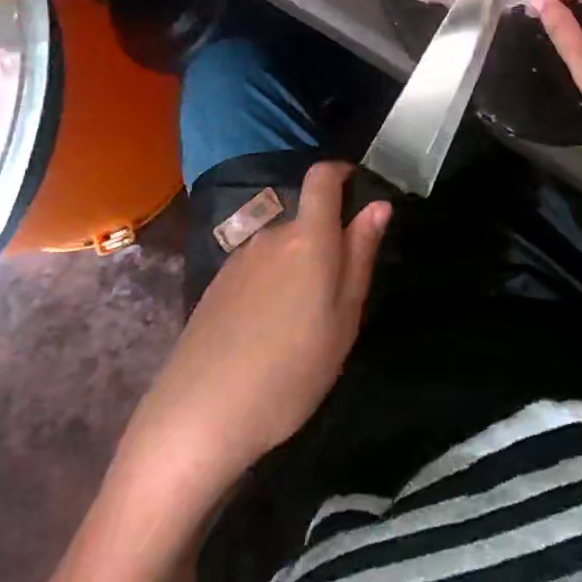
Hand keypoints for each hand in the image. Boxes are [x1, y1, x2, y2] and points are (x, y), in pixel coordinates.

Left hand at [120, 162, 390, 481]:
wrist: (203, 409)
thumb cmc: (292, 371)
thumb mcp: (343, 319)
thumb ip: (359, 256)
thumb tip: (378, 205)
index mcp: (307, 239)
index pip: (321, 178)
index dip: (340, 172)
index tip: (358, 187)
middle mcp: (270, 235)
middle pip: (304, 220)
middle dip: (325, 242)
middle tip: (340, 297)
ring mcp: (238, 258)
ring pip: (281, 247)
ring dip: (298, 267)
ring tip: (304, 324)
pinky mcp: (217, 282)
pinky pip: (257, 268)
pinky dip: (273, 284)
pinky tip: (269, 330)